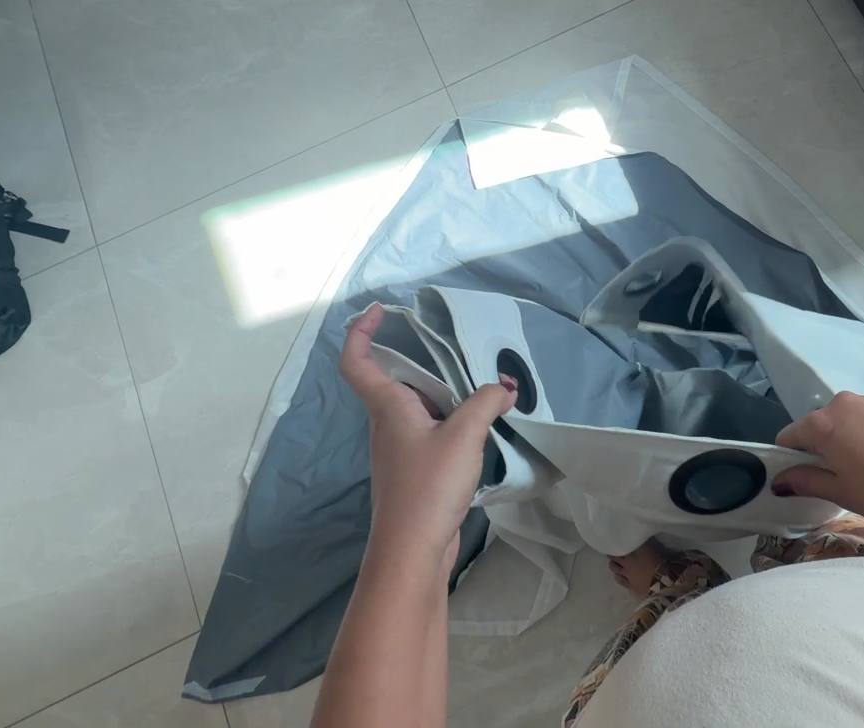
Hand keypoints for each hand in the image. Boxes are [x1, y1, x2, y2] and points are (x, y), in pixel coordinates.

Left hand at [340, 303, 514, 562]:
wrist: (413, 551)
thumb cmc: (427, 486)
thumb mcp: (465, 435)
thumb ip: (487, 401)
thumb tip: (506, 387)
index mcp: (388, 407)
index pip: (357, 361)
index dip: (360, 332)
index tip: (380, 311)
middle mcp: (389, 423)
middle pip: (396, 378)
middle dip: (423, 357)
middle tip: (458, 345)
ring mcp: (401, 447)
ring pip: (418, 404)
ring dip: (446, 390)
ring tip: (482, 381)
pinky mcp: (416, 468)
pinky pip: (432, 427)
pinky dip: (454, 416)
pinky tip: (482, 422)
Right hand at [770, 391, 863, 529]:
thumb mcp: (841, 492)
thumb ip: (804, 481)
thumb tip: (778, 481)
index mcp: (822, 423)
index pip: (789, 436)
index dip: (790, 459)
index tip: (804, 480)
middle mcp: (840, 402)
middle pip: (816, 426)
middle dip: (819, 449)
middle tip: (840, 479)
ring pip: (842, 421)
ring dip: (843, 441)